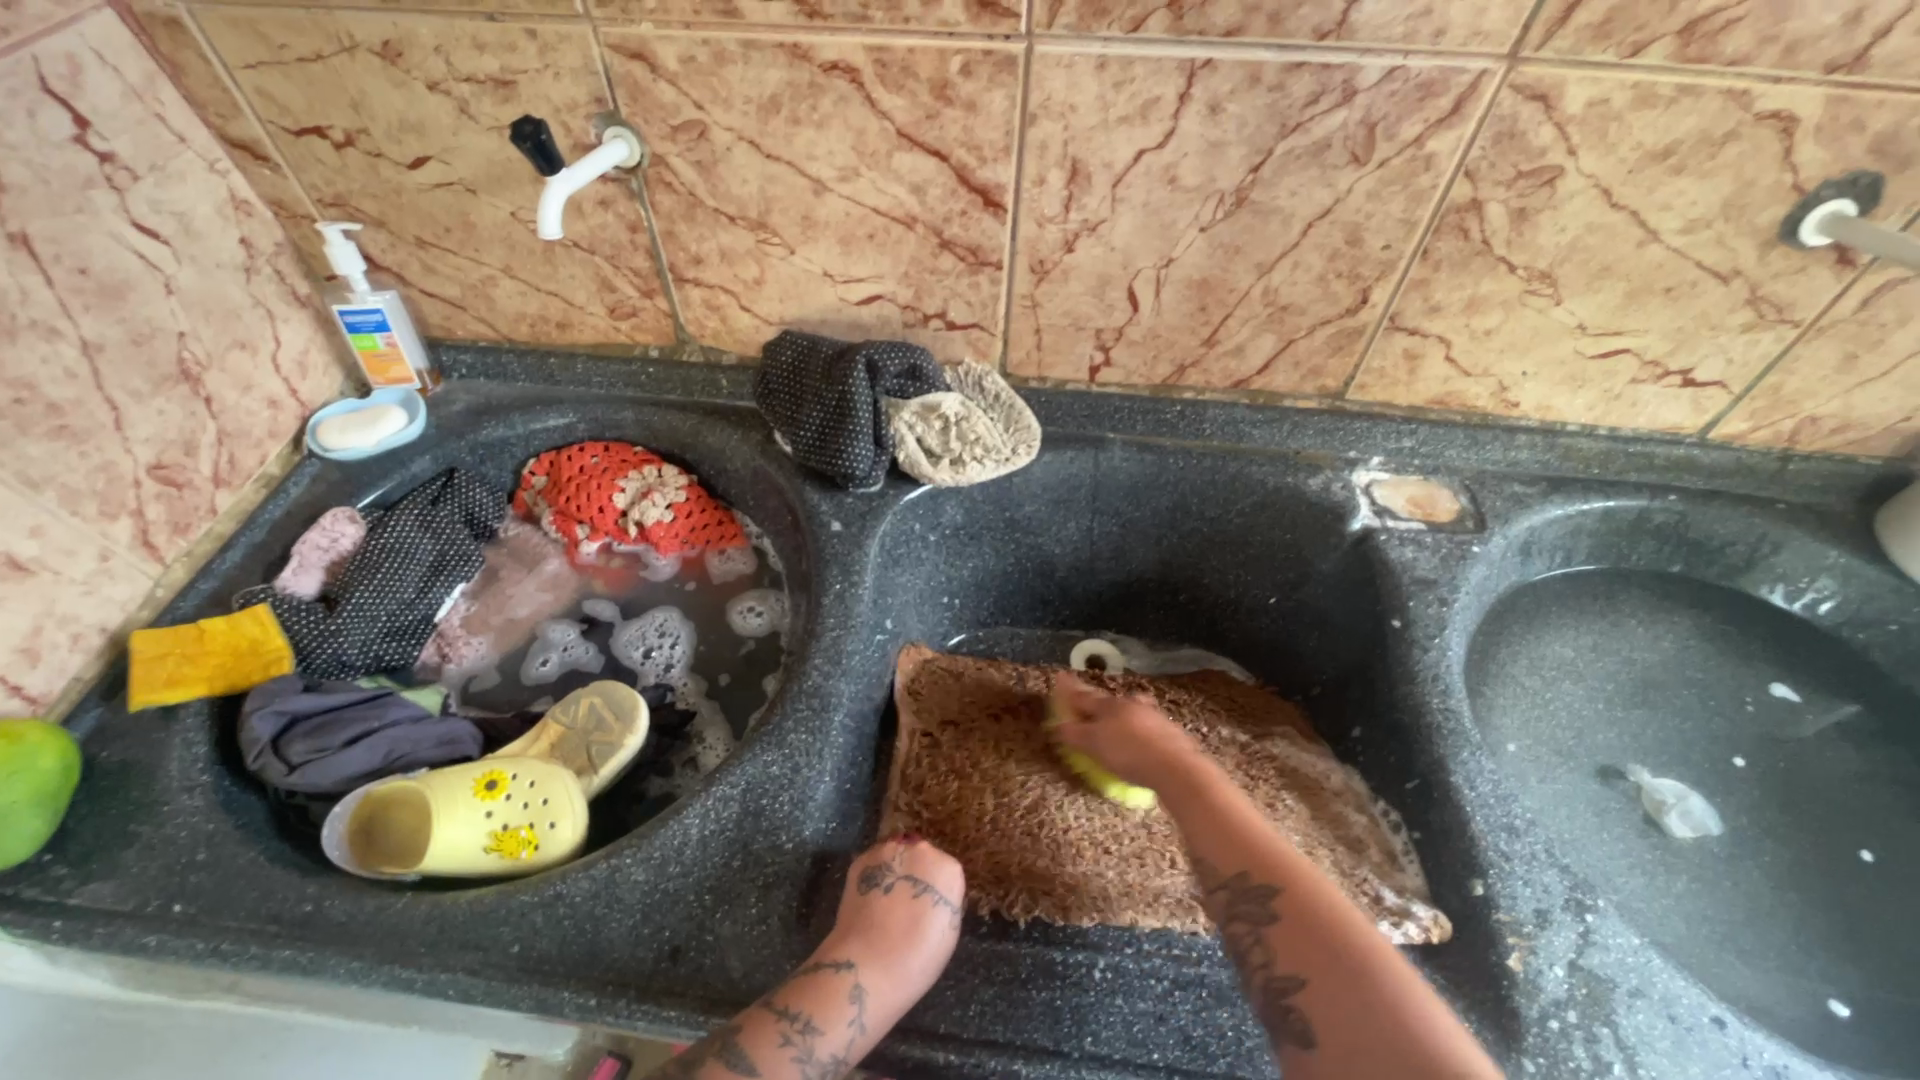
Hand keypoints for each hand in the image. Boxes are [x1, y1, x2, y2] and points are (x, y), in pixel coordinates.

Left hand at [820, 837, 964, 1002]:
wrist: (868, 965)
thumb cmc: (917, 959)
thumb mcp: (948, 929)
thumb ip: (943, 899)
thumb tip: (930, 893)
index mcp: (949, 869)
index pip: (946, 871)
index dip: (936, 892)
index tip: (927, 909)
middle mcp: (921, 851)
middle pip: (922, 856)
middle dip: (916, 874)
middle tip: (906, 904)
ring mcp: (889, 852)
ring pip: (896, 856)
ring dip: (894, 871)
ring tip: (884, 902)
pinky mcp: (862, 859)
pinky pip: (875, 864)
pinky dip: (874, 877)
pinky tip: (868, 901)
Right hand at [1050, 673, 1205, 789]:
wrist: (1176, 768)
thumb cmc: (1128, 754)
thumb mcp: (1093, 746)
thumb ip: (1074, 734)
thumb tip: (1058, 725)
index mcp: (1109, 705)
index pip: (1084, 695)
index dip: (1070, 689)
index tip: (1061, 677)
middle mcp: (1131, 704)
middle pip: (1108, 701)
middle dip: (1097, 701)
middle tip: (1089, 702)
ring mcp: (1153, 716)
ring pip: (1131, 710)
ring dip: (1121, 714)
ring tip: (1116, 720)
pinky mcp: (1170, 732)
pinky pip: (1147, 726)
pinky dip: (1139, 730)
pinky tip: (1141, 741)